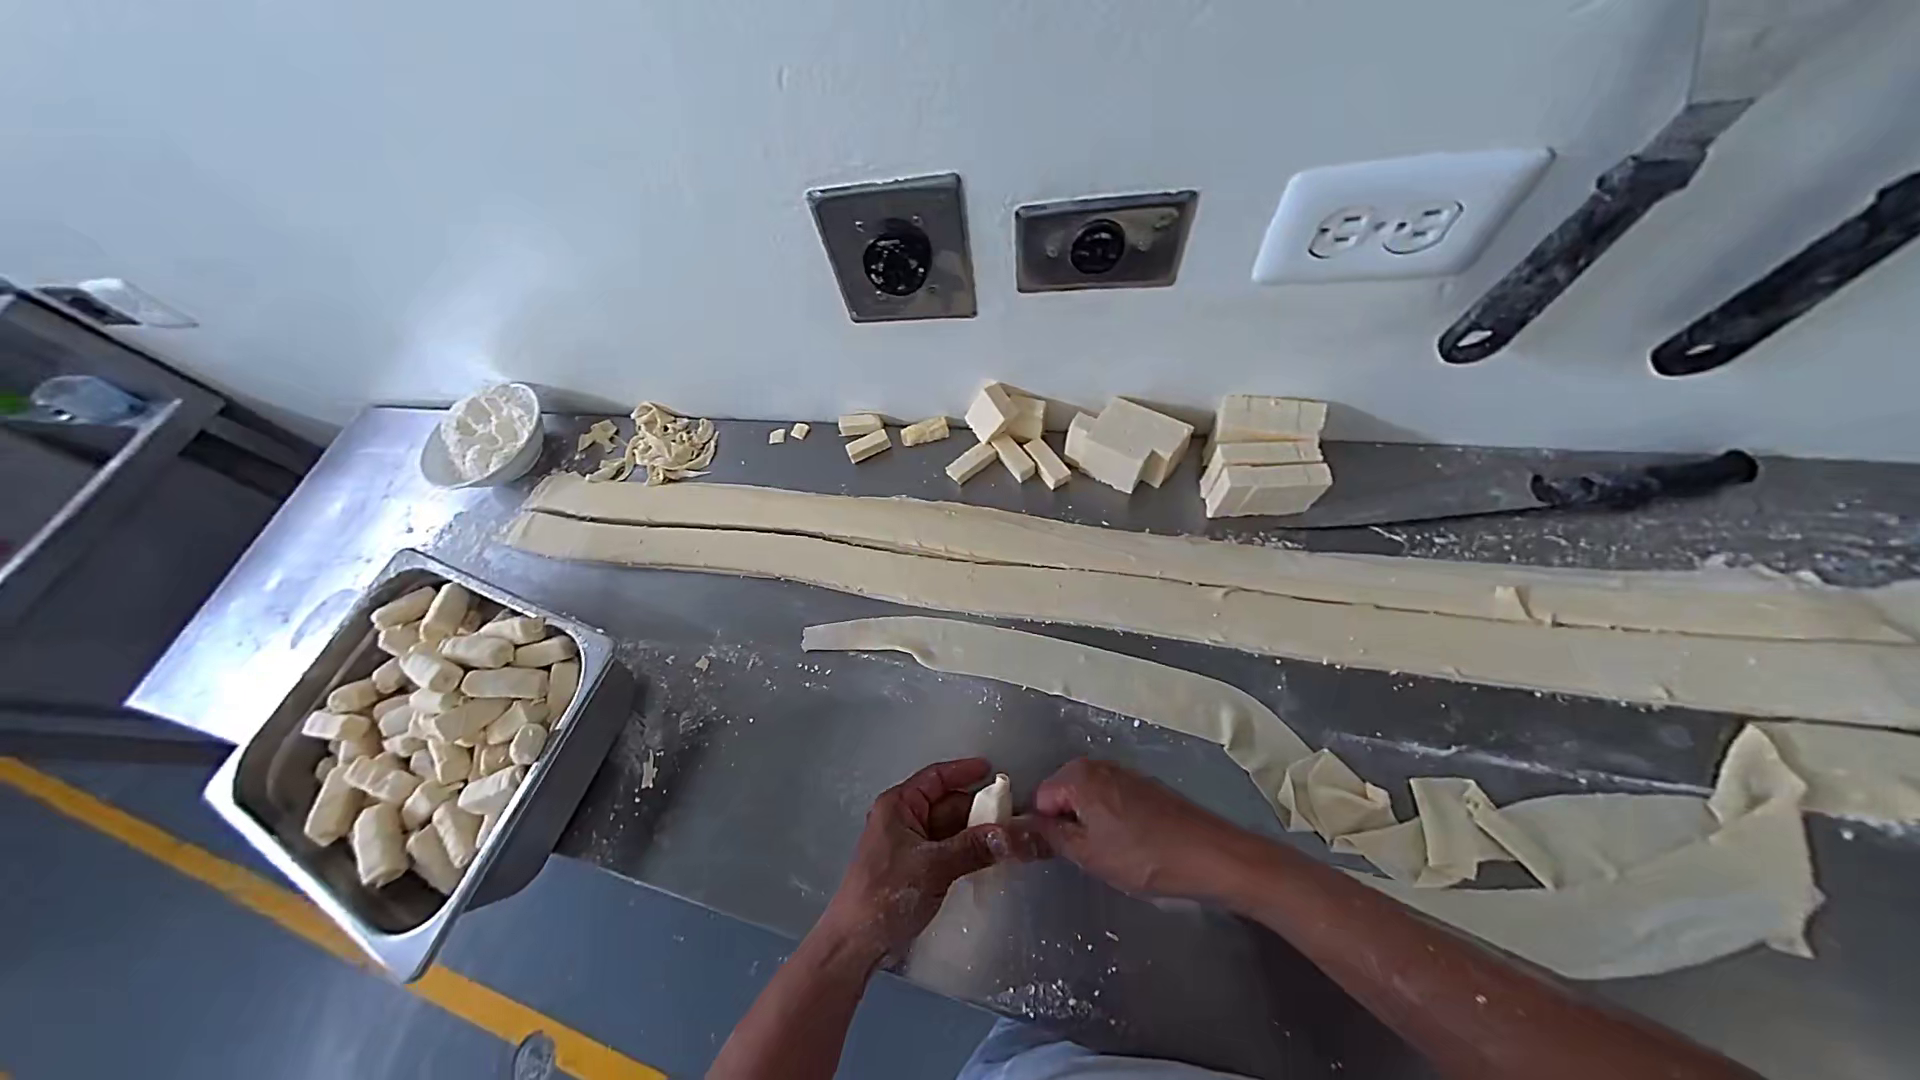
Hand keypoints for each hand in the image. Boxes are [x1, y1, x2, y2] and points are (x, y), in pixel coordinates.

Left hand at [816, 758, 1044, 962]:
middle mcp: (903, 820)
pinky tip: (991, 859)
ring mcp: (910, 846)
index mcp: (899, 806)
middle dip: (978, 809)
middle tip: (1013, 815)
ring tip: (1009, 836)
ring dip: (975, 833)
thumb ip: (973, 848)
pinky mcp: (916, 870)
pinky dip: (968, 852)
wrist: (856, 945)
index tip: (992, 771)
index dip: (963, 772)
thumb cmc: (886, 894)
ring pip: (950, 830)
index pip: (935, 778)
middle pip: (947, 804)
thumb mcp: (933, 866)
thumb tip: (1009, 835)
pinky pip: (948, 851)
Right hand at [1032, 758, 1255, 900]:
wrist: (1211, 855)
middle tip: (1089, 856)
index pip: (1039, 799)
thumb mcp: (1087, 854)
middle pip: (1063, 795)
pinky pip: (1112, 800)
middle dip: (1068, 824)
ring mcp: (1124, 773)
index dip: (1045, 828)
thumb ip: (1047, 837)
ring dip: (1091, 824)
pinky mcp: (1145, 786)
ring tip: (1114, 854)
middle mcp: (1098, 765)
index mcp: (1078, 775)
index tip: (1061, 853)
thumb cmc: (1143, 856)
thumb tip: (1015, 828)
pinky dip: (1113, 821)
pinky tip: (1134, 846)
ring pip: (1088, 799)